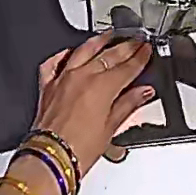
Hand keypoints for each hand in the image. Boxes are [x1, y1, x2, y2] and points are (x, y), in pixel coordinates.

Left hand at [32, 33, 155, 169]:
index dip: (140, 57)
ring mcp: (63, 78)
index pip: (128, 66)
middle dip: (126, 46)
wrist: (50, 158)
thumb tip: (144, 92)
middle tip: (137, 41)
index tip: (147, 50)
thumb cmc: (78, 149)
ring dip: (99, 41)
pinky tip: (71, 52)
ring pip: (84, 50)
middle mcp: (82, 76)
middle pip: (109, 55)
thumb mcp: (111, 127)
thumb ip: (129, 104)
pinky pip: (54, 62)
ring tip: (109, 36)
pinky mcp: (48, 85)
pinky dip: (64, 55)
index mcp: (102, 86)